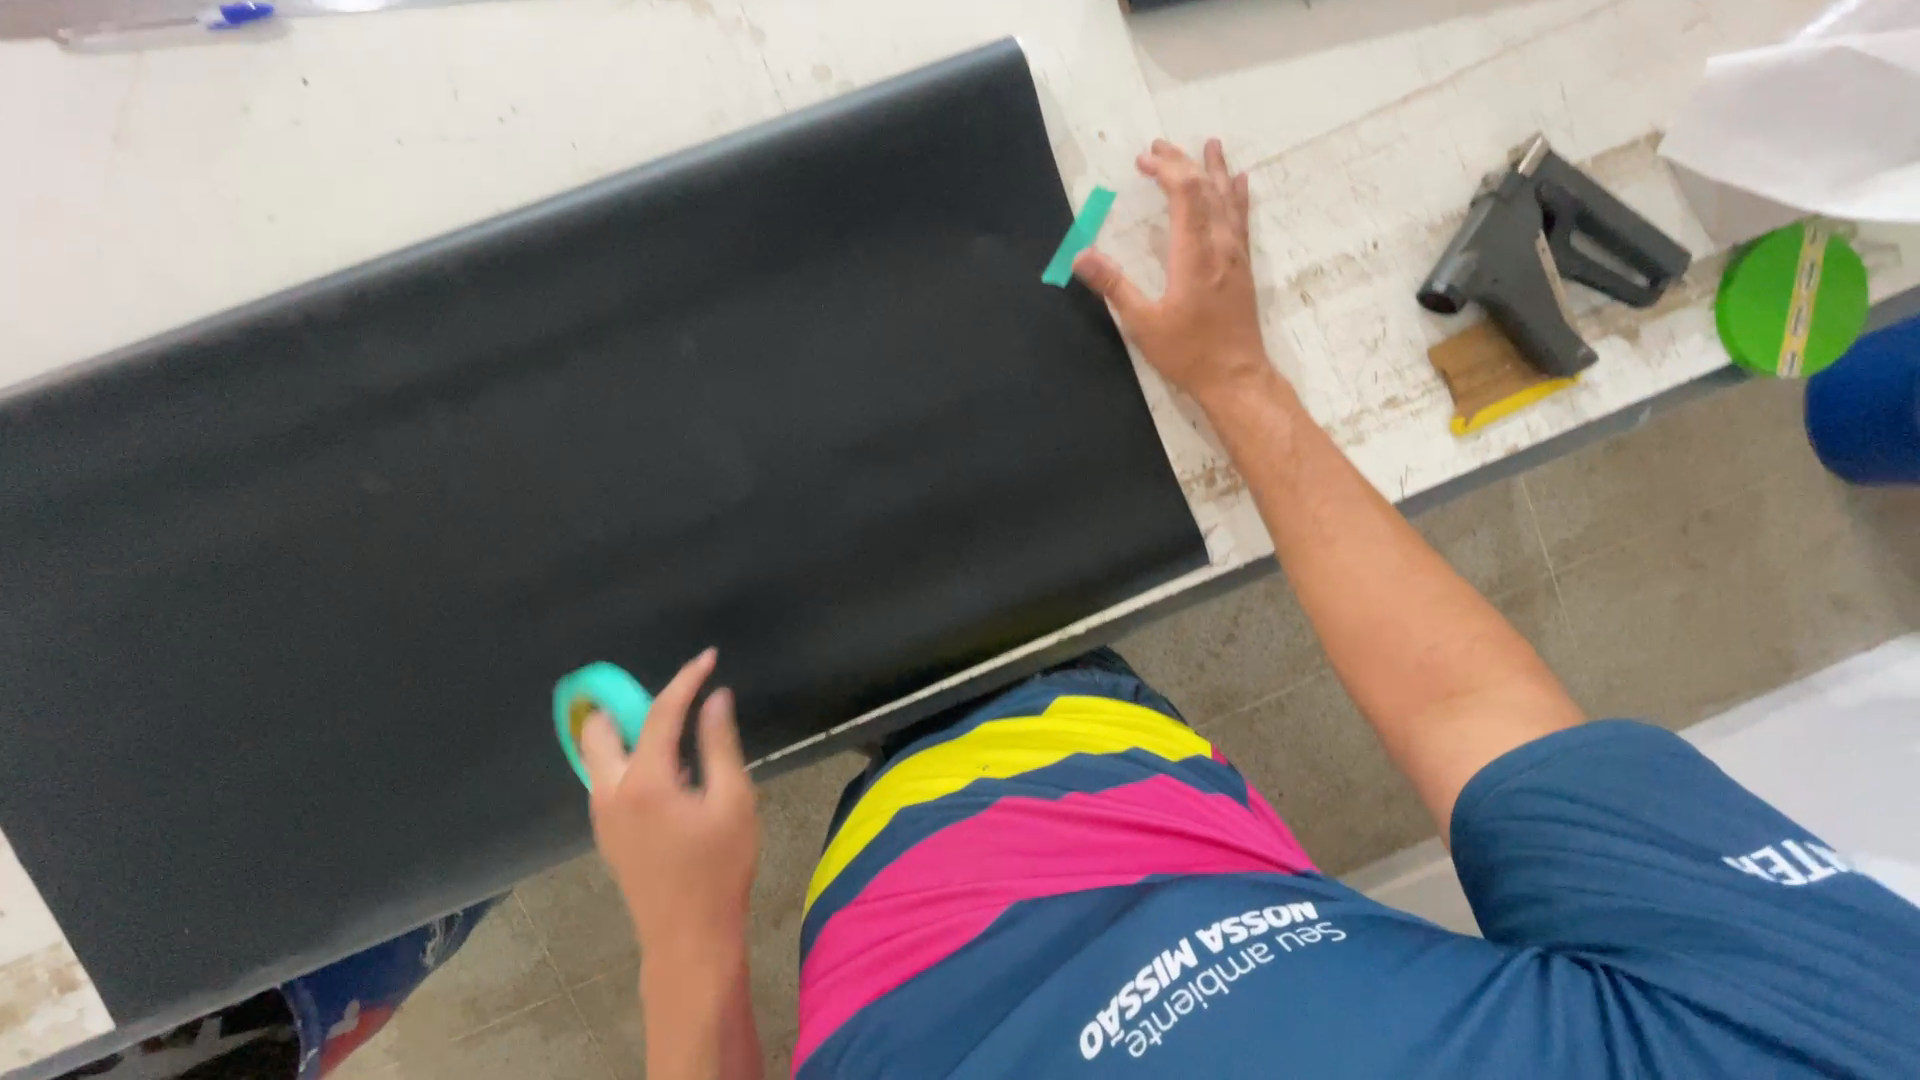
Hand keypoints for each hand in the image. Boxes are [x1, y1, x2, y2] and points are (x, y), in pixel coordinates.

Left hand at [580, 648, 758, 974]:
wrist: (688, 936)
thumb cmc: (720, 867)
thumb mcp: (733, 801)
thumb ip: (720, 743)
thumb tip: (715, 698)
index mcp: (645, 781)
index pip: (660, 713)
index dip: (685, 679)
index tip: (708, 658)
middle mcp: (610, 792)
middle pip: (596, 728)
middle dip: (623, 701)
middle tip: (669, 700)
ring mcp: (602, 814)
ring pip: (596, 754)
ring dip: (623, 731)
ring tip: (671, 733)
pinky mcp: (606, 831)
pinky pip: (605, 777)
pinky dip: (625, 757)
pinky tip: (666, 771)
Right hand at [1073, 138, 1273, 407]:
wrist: (1235, 377)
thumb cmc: (1187, 353)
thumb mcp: (1142, 323)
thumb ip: (1113, 286)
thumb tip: (1080, 255)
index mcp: (1194, 255)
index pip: (1184, 194)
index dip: (1165, 170)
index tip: (1143, 161)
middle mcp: (1219, 246)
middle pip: (1205, 189)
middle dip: (1182, 163)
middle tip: (1159, 147)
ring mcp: (1235, 255)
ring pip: (1228, 200)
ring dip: (1214, 170)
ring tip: (1209, 145)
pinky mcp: (1242, 267)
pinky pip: (1241, 219)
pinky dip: (1237, 196)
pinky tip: (1239, 183)